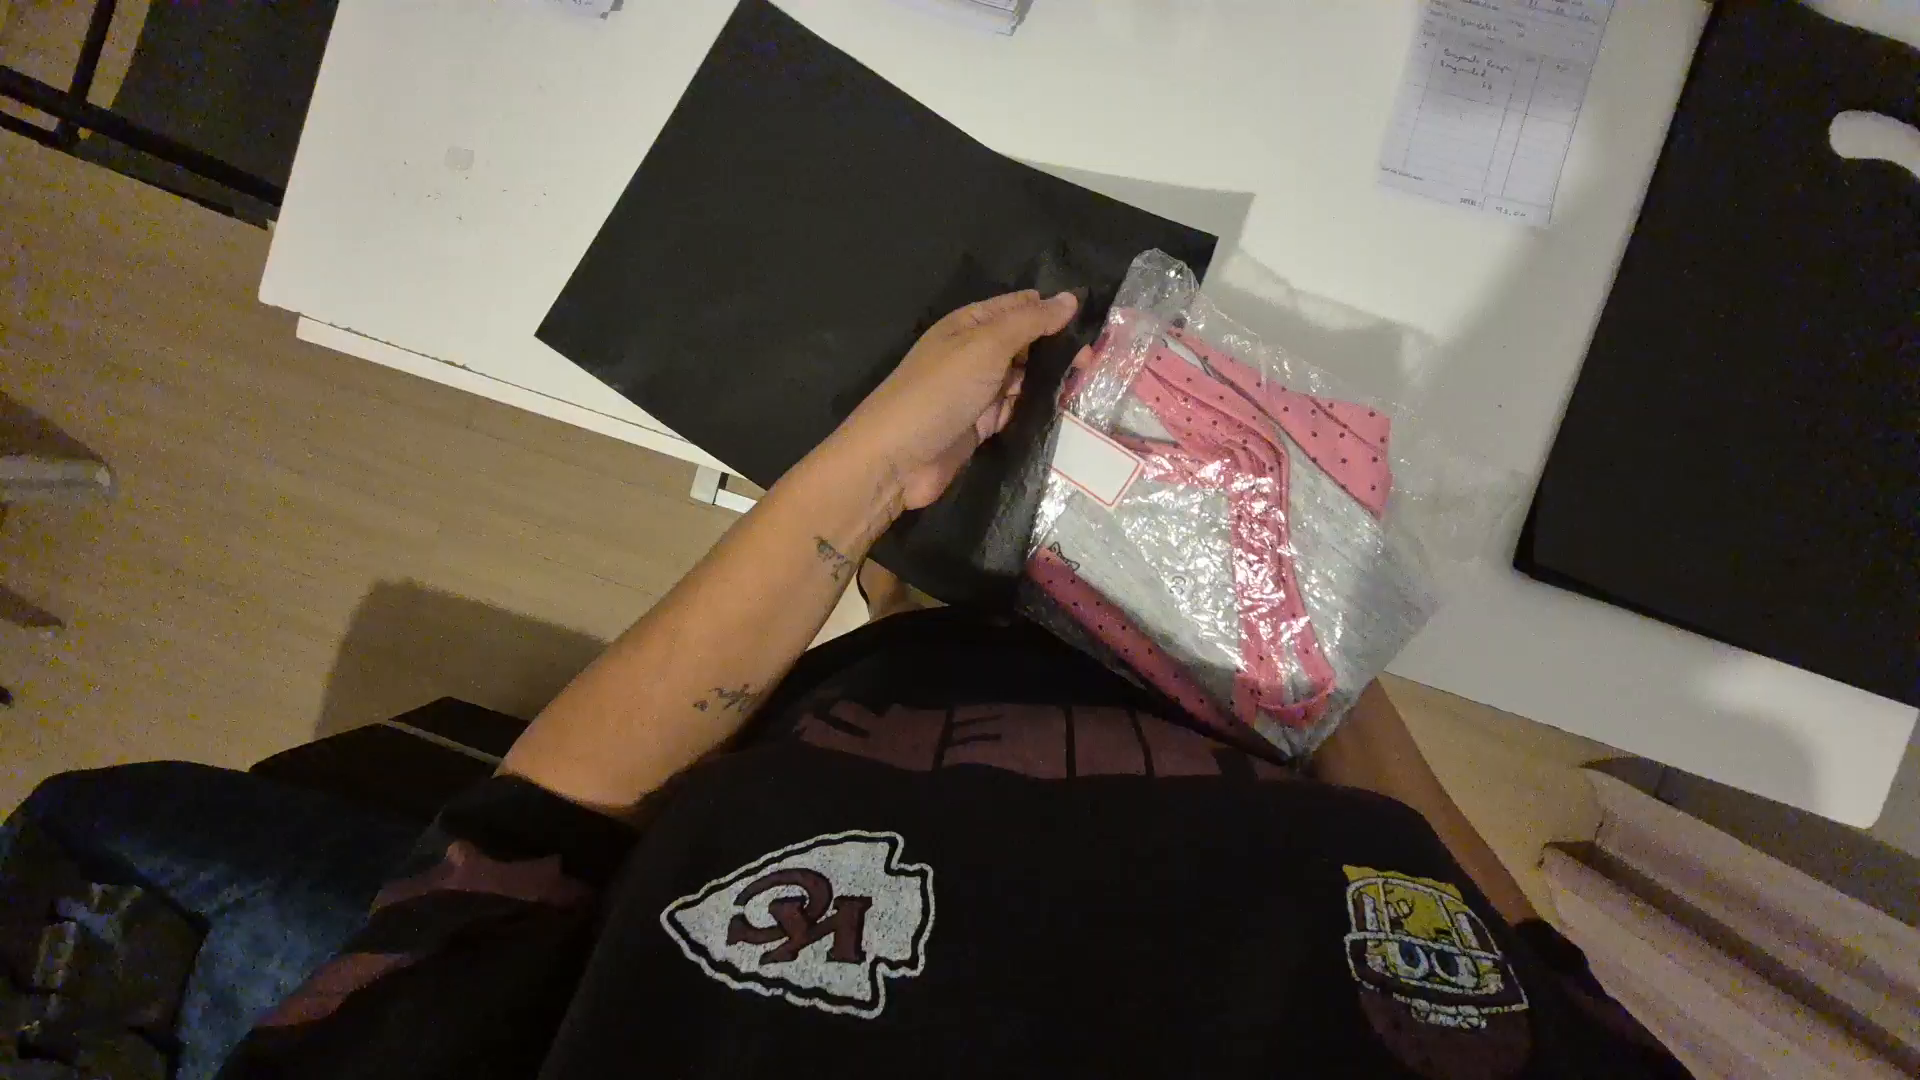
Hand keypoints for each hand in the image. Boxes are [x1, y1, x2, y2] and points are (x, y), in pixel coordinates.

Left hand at [830, 290, 1081, 510]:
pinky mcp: (983, 426)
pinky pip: (1018, 411)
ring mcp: (979, 392)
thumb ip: (1029, 322)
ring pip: (1026, 380)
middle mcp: (976, 354)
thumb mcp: (986, 346)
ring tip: (1093, 383)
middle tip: (1100, 360)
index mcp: (970, 324)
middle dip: (1059, 349)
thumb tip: (1069, 299)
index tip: (1095, 321)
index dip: (1053, 310)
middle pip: (1026, 344)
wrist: (898, 459)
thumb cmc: (939, 392)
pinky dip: (1039, 410)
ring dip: (1053, 382)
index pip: (1019, 307)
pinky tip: (1070, 410)